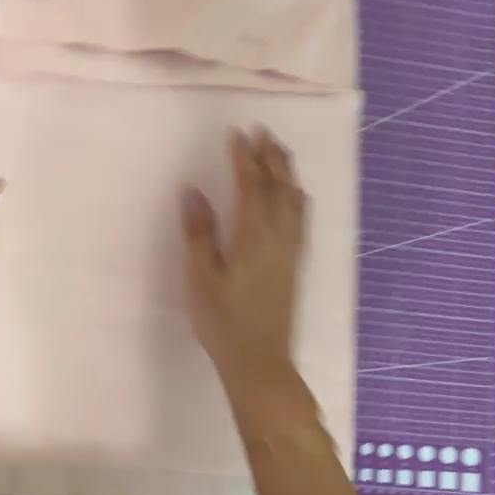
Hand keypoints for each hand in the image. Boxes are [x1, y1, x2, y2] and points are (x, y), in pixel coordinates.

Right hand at [181, 128, 307, 378]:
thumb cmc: (223, 321)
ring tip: (279, 154)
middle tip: (263, 132)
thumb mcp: (201, 277)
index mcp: (254, 237)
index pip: (251, 187)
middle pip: (280, 188)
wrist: (260, 362)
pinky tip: (292, 198)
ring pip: (295, 202)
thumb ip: (199, 233)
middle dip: (272, 157)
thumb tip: (193, 191)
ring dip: (287, 173)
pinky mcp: (295, 267)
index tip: (238, 133)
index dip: (244, 158)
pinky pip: (300, 218)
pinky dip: (295, 197)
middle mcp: (279, 238)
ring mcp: (291, 252)